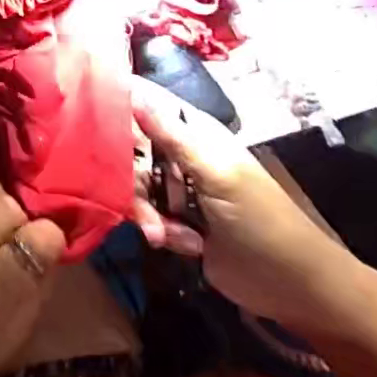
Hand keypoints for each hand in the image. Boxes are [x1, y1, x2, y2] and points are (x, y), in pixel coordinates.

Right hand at [129, 77, 357, 326]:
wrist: (293, 287)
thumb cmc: (260, 219)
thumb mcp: (215, 174)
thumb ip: (171, 135)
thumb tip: (132, 90)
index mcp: (192, 129)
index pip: (146, 101)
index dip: (118, 100)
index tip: (83, 109)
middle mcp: (178, 152)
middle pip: (130, 147)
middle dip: (131, 176)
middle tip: (139, 199)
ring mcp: (174, 187)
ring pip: (133, 184)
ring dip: (146, 211)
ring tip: (163, 234)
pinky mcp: (172, 220)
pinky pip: (145, 215)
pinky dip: (158, 230)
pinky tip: (180, 245)